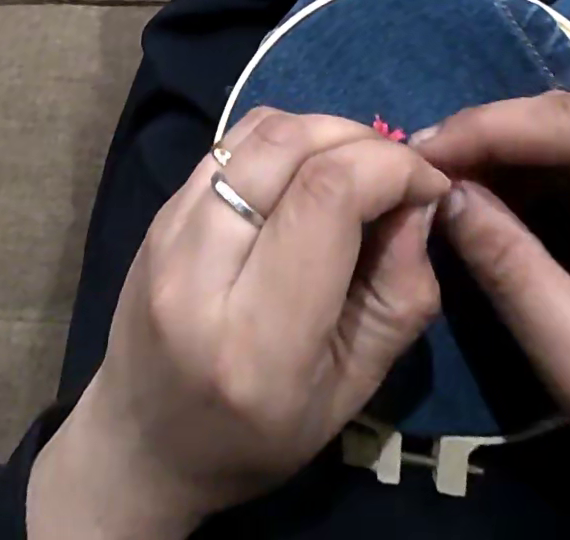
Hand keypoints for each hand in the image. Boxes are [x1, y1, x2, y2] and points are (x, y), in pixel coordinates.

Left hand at [27, 109, 449, 539]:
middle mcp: (199, 270)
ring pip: (260, 131)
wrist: (143, 439)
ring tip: (357, 163)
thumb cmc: (260, 434)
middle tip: (397, 170)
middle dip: (363, 140)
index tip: (427, 183)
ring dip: (326, 129)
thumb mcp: (355, 386)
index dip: (390, 167)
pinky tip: (307, 168)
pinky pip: (234, 140)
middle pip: (289, 147)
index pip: (325, 198)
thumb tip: (418, 198)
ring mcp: (169, 229)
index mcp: (257, 338)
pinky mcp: (161, 209)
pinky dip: (287, 136)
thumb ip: (401, 292)